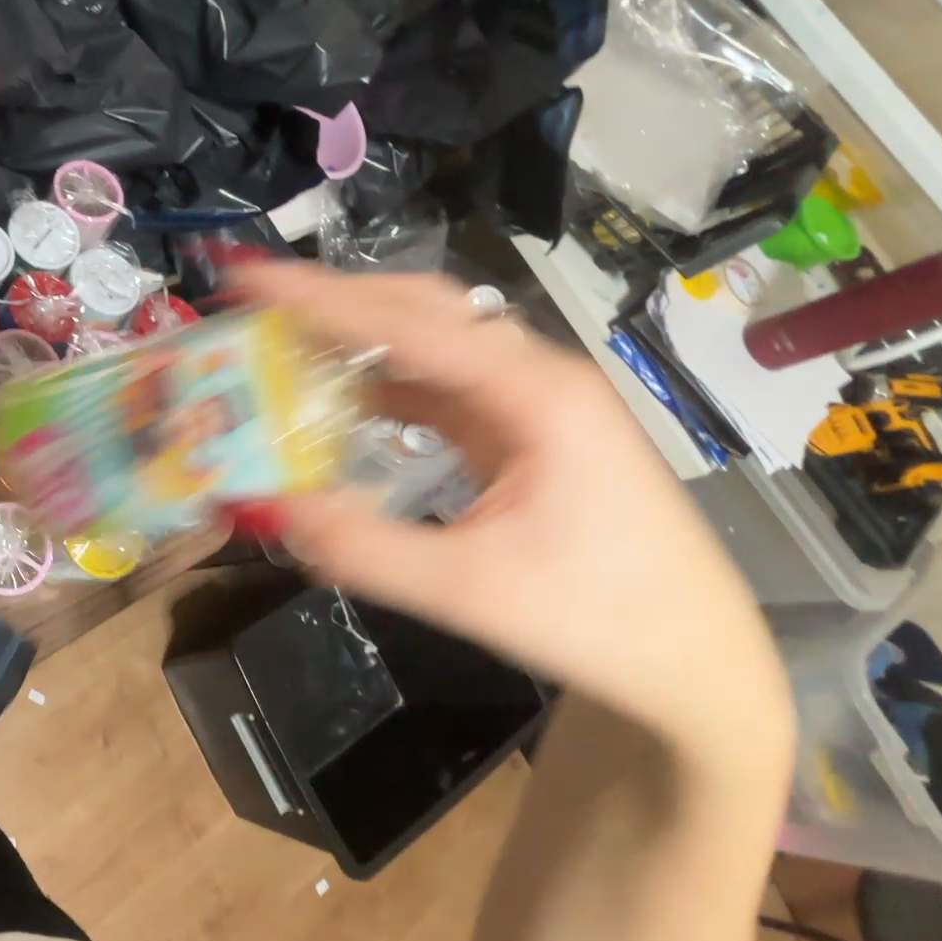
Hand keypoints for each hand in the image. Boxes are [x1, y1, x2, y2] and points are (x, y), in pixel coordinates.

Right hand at [233, 265, 786, 748]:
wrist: (688, 658)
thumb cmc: (597, 619)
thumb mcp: (467, 590)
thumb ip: (362, 548)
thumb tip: (267, 508)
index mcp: (535, 396)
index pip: (411, 325)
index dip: (324, 300)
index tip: (253, 282)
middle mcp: (534, 379)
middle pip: (424, 309)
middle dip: (338, 297)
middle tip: (260, 300)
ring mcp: (528, 401)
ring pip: (430, 340)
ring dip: (356, 333)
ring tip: (283, 335)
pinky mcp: (518, 430)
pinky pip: (436, 385)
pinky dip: (379, 380)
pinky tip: (337, 393)